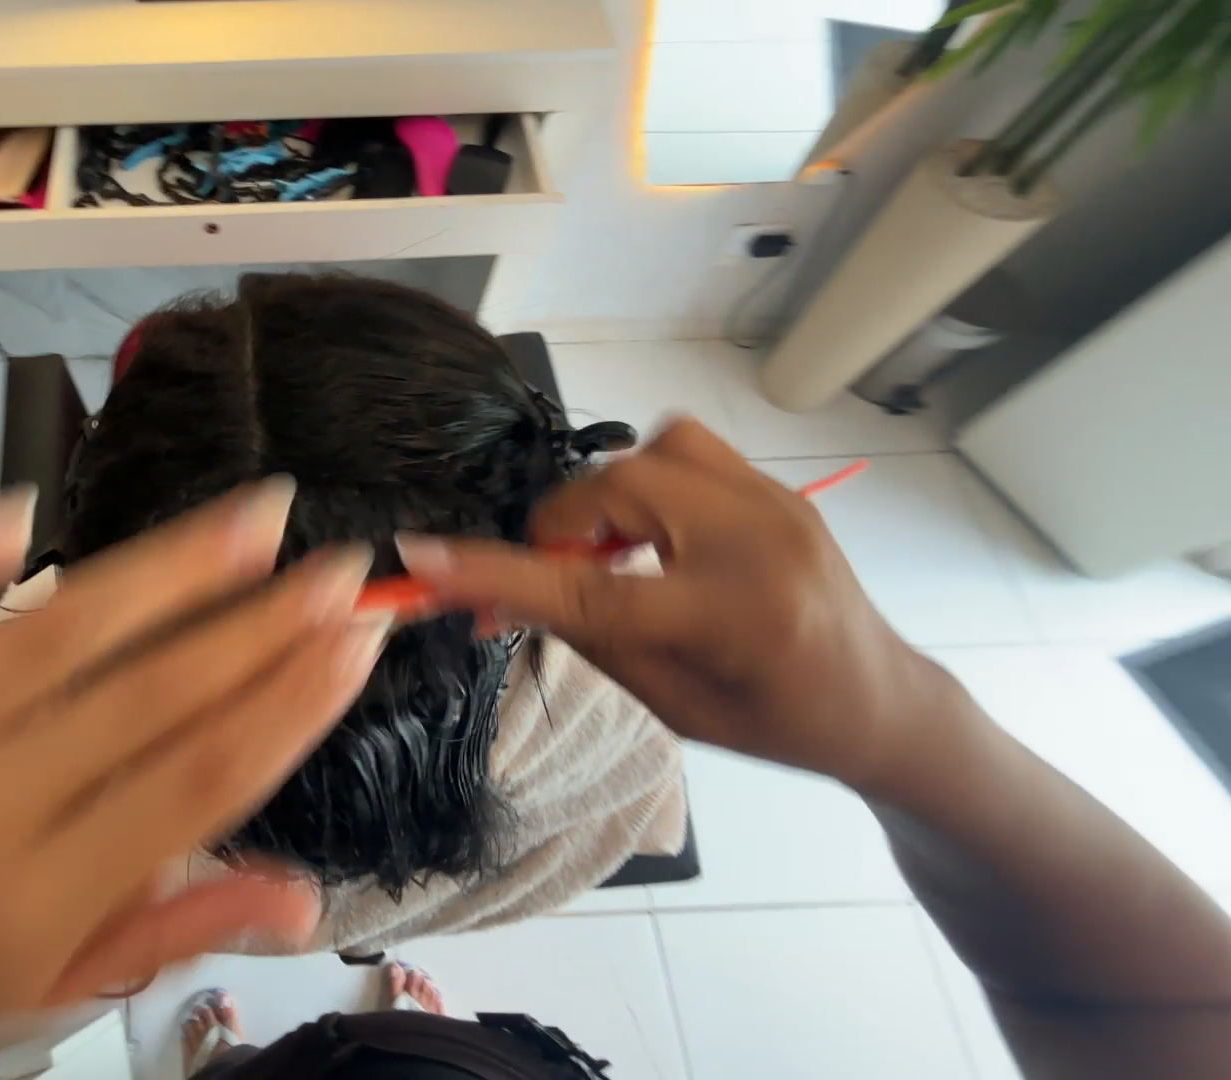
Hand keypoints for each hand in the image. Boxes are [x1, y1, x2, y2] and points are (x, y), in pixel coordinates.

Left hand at [0, 479, 386, 1028]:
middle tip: (342, 568)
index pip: (193, 783)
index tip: (358, 639)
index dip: (289, 706)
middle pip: (143, 697)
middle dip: (261, 625)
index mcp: (30, 900)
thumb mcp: (66, 977)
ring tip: (255, 516)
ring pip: (52, 632)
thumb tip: (304, 894)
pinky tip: (20, 515)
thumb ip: (182, 925)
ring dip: (168, 566)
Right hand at [395, 419, 953, 790]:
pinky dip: (642, 478)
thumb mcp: (670, 704)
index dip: (498, 574)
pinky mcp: (775, 485)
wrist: (882, 701)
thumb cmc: (772, 723)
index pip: (586, 592)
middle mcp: (758, 543)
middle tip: (560, 569)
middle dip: (562, 526)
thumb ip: (585, 636)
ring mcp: (774, 501)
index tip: (425, 558)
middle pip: (616, 489)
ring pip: (648, 450)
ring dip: (604, 497)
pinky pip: (682, 446)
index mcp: (731, 620)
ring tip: (612, 546)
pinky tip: (652, 525)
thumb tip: (501, 595)